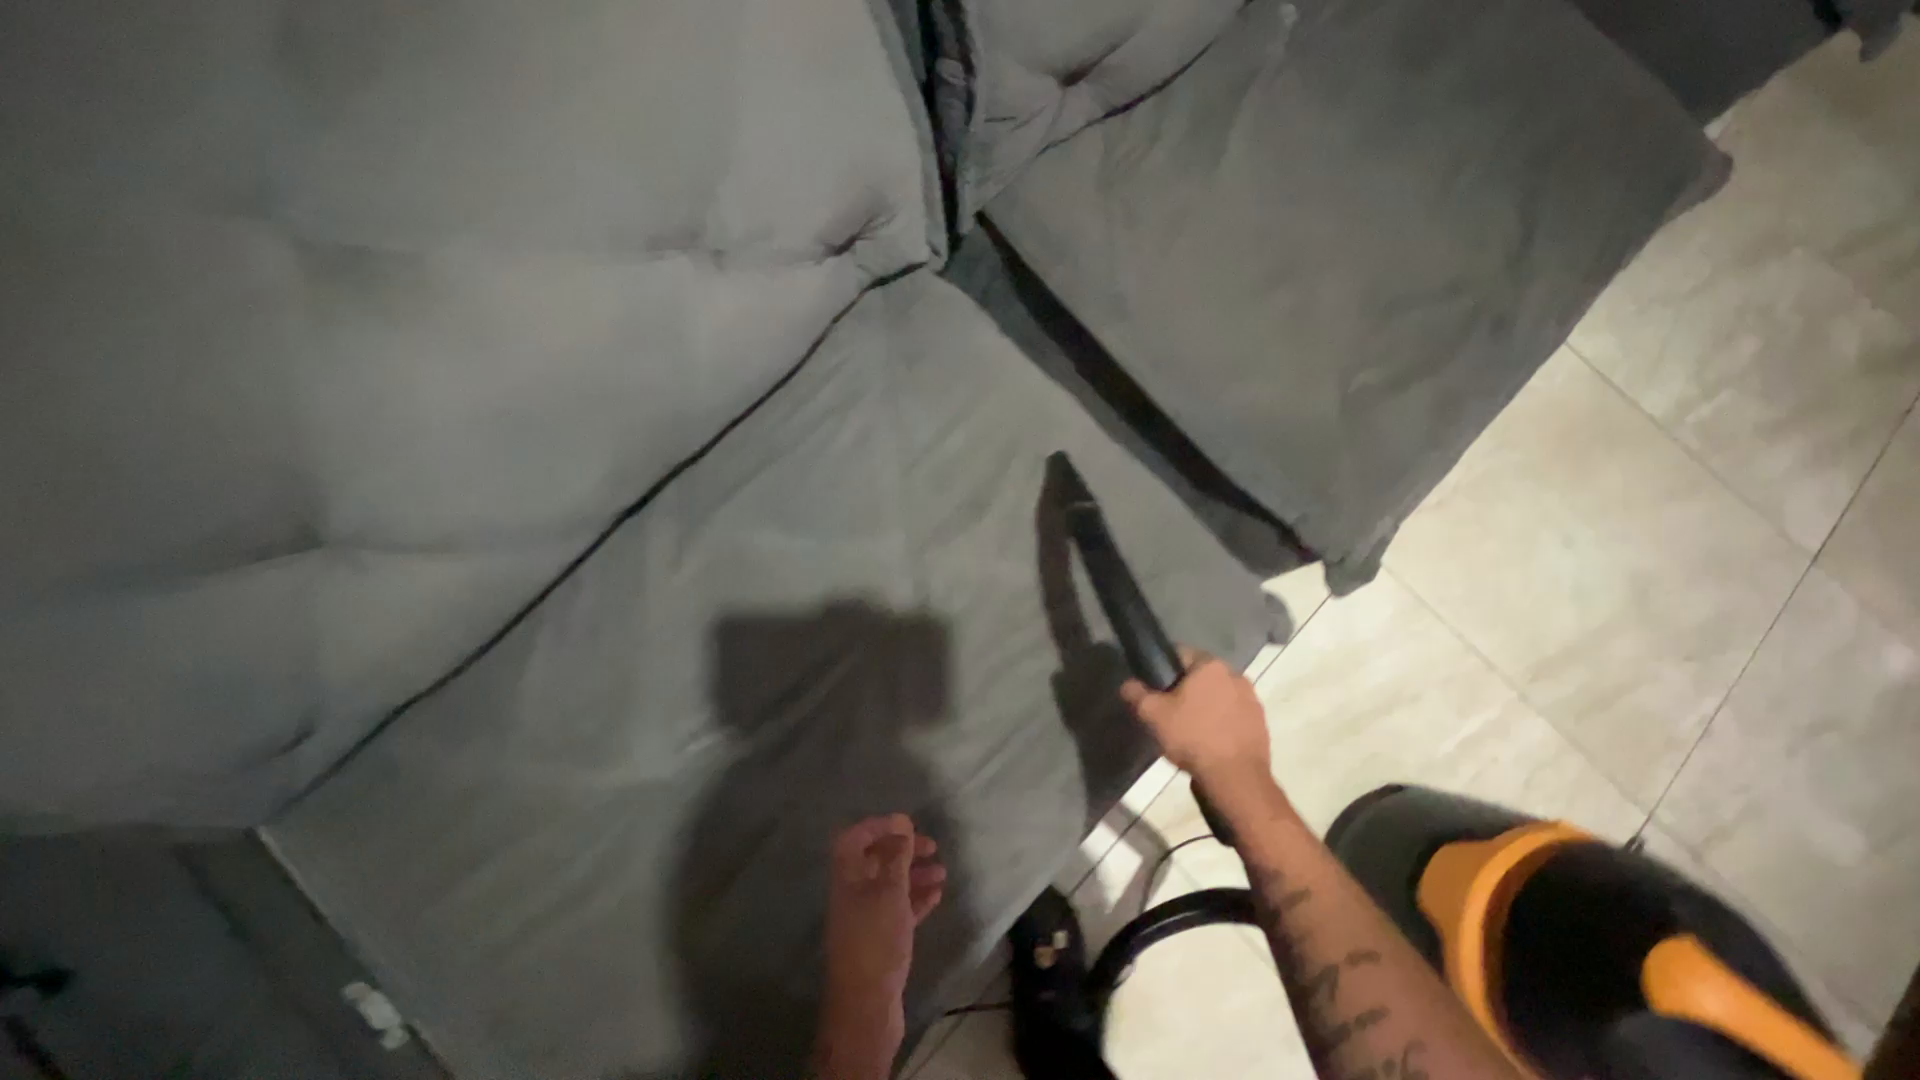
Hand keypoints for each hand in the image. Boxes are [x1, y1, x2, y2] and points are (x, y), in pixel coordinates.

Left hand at [815, 815, 945, 1078]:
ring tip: (942, 872)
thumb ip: (896, 857)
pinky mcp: (880, 939)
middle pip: (874, 860)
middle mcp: (853, 893)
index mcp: (846, 878)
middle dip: (902, 850)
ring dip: (914, 875)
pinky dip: (916, 899)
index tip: (908, 823)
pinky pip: (898, 909)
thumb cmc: (876, 940)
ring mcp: (865, 917)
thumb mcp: (889, 893)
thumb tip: (902, 823)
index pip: (854, 838)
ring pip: (890, 885)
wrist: (867, 1004)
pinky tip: (937, 895)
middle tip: (932, 846)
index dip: (878, 826)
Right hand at [1120, 647, 1271, 793]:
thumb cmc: (1193, 738)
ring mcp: (1253, 700)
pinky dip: (1221, 723)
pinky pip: (1233, 715)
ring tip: (1190, 730)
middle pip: (1201, 676)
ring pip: (1219, 696)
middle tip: (1169, 712)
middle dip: (1186, 689)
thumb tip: (1127, 684)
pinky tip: (1210, 742)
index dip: (1162, 669)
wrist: (1236, 778)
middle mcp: (1236, 675)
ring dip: (1206, 706)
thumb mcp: (1153, 715)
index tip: (1154, 688)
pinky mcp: (1261, 723)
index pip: (1180, 654)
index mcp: (1211, 665)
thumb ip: (1136, 694)